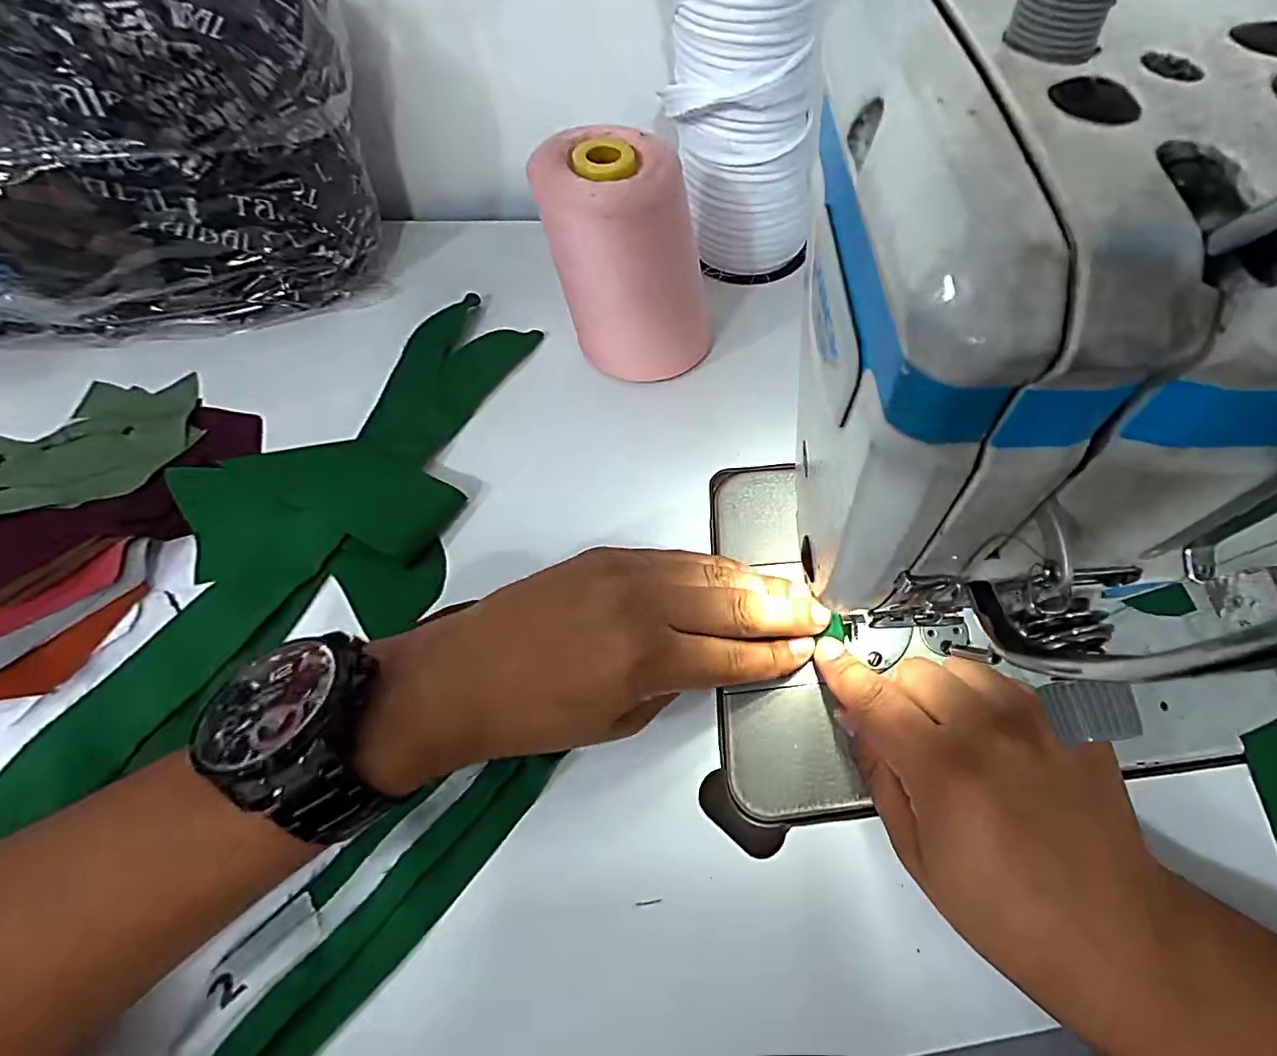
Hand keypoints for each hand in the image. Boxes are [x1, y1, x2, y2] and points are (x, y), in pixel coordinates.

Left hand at [357, 548, 829, 792]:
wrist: (458, 675)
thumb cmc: (533, 716)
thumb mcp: (616, 721)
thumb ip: (674, 685)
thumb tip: (712, 660)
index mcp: (645, 660)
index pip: (733, 654)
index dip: (776, 654)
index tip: (806, 650)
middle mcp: (642, 606)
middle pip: (735, 603)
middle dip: (784, 611)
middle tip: (818, 614)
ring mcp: (626, 571)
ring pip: (713, 571)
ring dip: (758, 582)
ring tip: (792, 591)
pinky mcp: (611, 554)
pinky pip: (680, 558)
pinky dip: (716, 568)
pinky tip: (738, 575)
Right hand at [812, 641, 1168, 1046]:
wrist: (1107, 928)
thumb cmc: (1015, 913)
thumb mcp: (921, 857)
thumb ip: (884, 779)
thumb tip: (862, 730)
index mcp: (945, 770)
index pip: (876, 698)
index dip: (844, 674)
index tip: (832, 658)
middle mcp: (991, 731)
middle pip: (917, 670)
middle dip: (896, 694)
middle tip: (901, 731)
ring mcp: (1037, 721)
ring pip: (962, 666)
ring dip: (942, 690)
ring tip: (950, 735)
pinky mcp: (1068, 721)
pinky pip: (1009, 685)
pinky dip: (987, 699)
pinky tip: (994, 740)